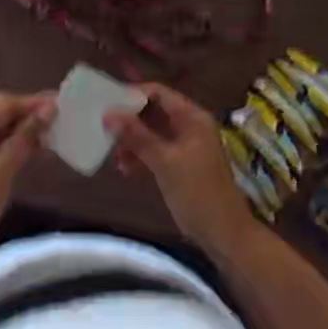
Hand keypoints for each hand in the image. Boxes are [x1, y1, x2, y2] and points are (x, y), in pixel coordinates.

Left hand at [0, 92, 54, 267]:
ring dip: (23, 131)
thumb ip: (26, 137)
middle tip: (62, 118)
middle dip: (30, 115)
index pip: (4, 103)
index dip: (34, 102)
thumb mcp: (3, 171)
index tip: (62, 103)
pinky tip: (35, 150)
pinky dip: (11, 145)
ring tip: (55, 134)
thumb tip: (50, 109)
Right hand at [107, 84, 258, 252]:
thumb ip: (136, 136)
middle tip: (104, 129)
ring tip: (115, 155)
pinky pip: (156, 150)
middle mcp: (190, 126)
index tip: (106, 103)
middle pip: (154, 112)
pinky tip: (126, 169)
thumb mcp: (164, 162)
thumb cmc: (197, 193)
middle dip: (129, 120)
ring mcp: (186, 146)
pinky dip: (141, 155)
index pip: (159, 93)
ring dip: (133, 141)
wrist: (224, 234)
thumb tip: (108, 113)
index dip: (133, 94)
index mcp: (193, 118)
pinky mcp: (180, 164)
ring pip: (152, 133)